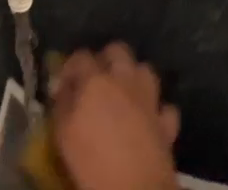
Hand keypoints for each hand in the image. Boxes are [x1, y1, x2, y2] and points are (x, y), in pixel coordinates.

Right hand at [52, 43, 179, 189]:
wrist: (135, 189)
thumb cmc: (91, 160)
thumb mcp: (63, 133)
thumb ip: (62, 104)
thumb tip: (63, 88)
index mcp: (96, 80)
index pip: (81, 56)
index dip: (71, 66)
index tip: (65, 82)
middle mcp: (125, 81)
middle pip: (119, 51)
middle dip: (106, 58)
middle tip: (96, 78)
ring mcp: (149, 100)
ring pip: (145, 70)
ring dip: (134, 77)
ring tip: (123, 93)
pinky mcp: (166, 123)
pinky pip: (164, 106)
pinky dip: (156, 109)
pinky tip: (147, 120)